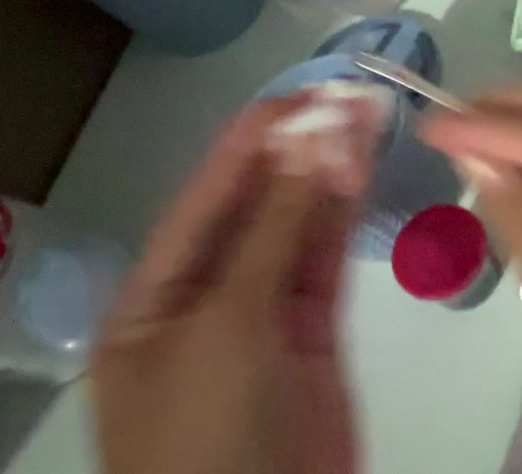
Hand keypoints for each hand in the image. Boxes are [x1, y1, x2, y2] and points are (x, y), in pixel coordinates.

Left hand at [92, 88, 385, 473]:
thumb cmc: (209, 429)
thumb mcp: (232, 322)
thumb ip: (277, 225)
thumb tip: (310, 136)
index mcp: (153, 299)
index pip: (207, 199)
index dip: (254, 142)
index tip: (304, 91)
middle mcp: (205, 296)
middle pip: (258, 206)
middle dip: (300, 150)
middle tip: (350, 94)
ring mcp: (264, 313)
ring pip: (299, 226)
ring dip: (331, 172)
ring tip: (368, 116)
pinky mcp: (314, 330)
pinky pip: (326, 258)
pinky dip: (344, 213)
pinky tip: (364, 169)